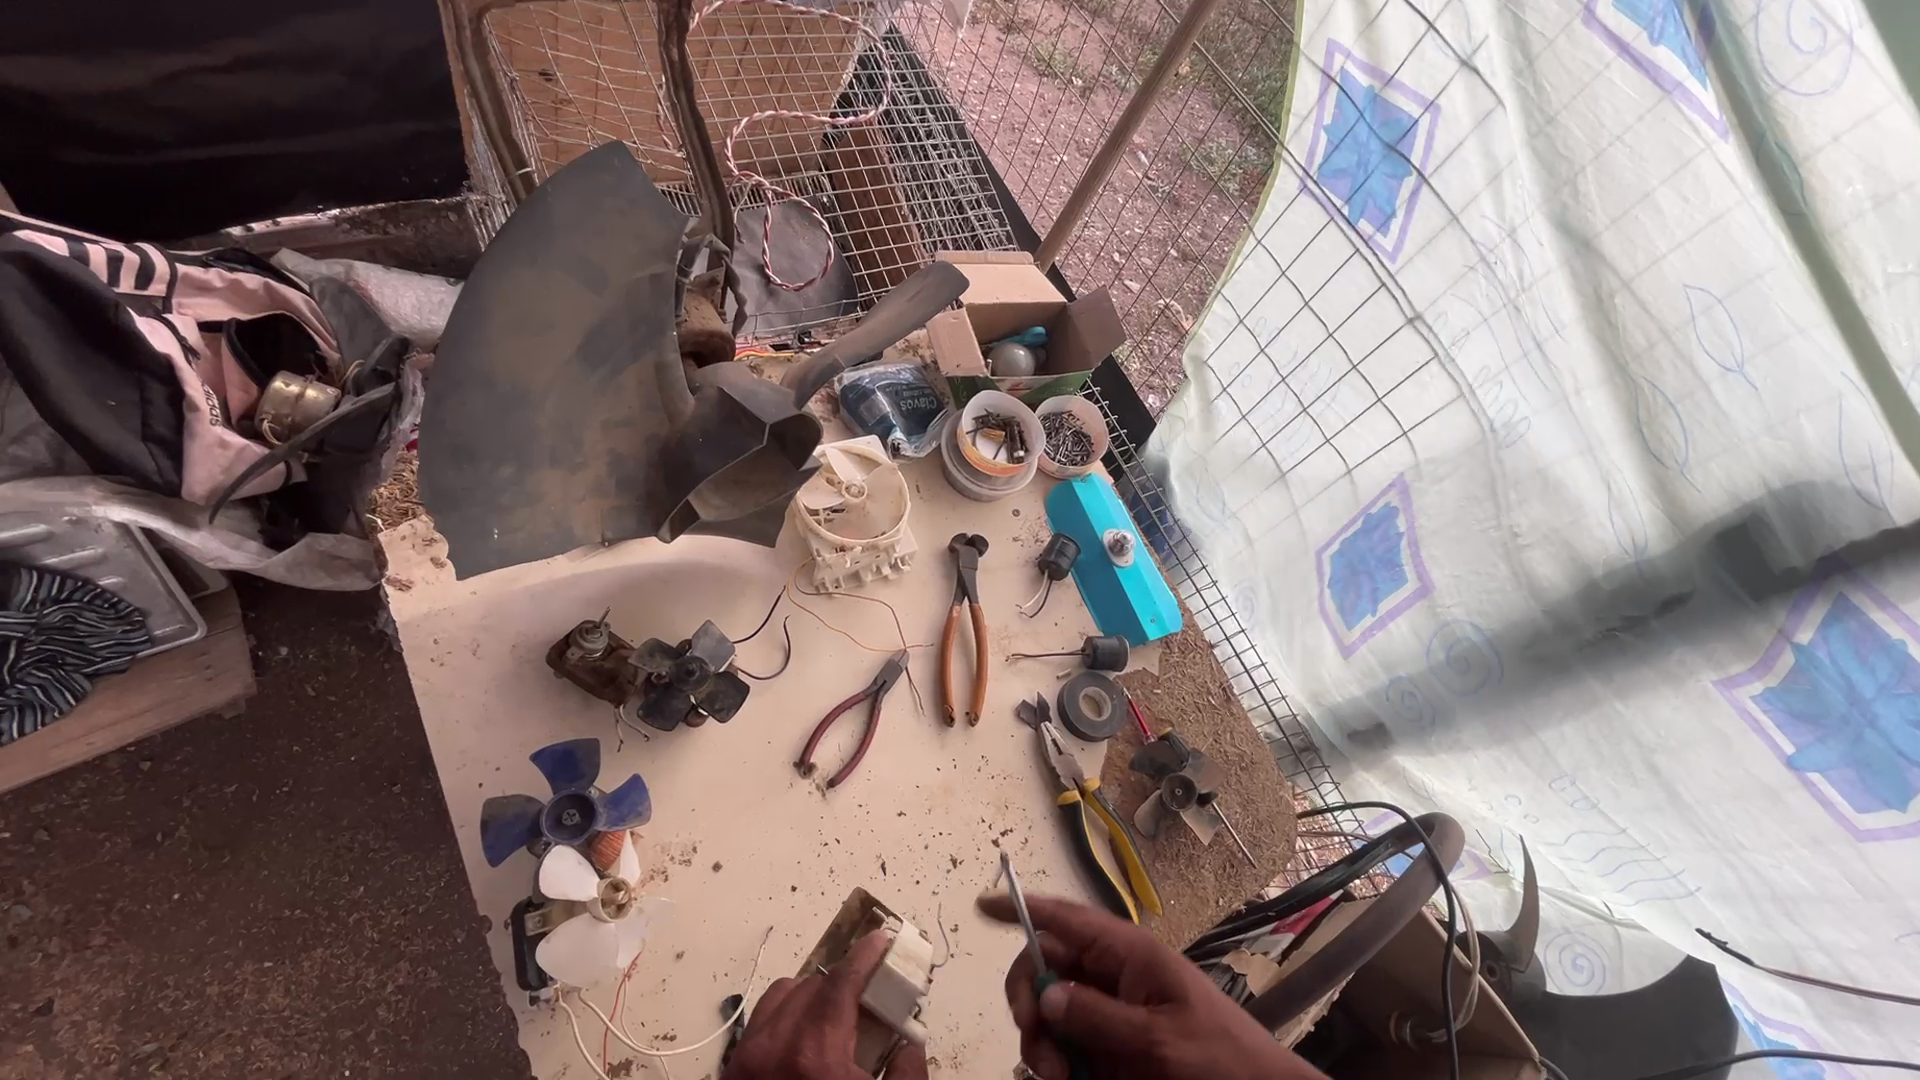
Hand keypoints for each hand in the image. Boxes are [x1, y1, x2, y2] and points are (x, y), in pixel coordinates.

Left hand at [721, 929, 928, 1079]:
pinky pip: (759, 1022)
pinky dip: (784, 1015)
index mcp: (815, 1054)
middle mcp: (774, 1047)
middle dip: (845, 980)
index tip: (882, 940)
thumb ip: (907, 1075)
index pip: (842, 980)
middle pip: (814, 984)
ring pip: (781, 995)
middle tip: (869, 991)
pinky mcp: (730, 1076)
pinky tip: (803, 1037)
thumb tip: (909, 1042)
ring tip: (834, 1011)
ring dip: (811, 993)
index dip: (866, 954)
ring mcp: (746, 1061)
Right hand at [979, 892, 1325, 1079]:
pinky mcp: (1108, 1048)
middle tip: (1035, 1041)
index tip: (982, 906)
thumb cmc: (1219, 1060)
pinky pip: (1064, 1045)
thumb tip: (1045, 994)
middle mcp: (1109, 975)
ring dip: (1040, 1041)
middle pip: (1044, 967)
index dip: (1022, 908)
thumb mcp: (1161, 1040)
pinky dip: (1055, 1064)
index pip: (1064, 919)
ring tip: (1059, 1077)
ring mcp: (1107, 1012)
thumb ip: (1100, 1018)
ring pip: (1048, 1011)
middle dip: (1028, 999)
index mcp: (1126, 953)